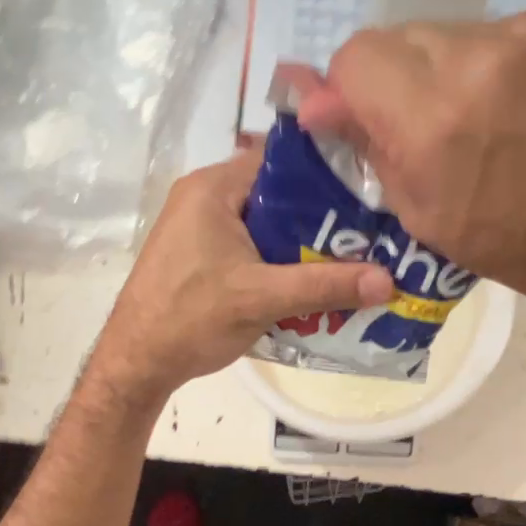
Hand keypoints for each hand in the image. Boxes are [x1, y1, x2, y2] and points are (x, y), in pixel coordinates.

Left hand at [88, 152, 395, 403]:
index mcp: (212, 187)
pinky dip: (275, 264)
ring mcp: (197, 229)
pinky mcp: (197, 258)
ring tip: (344, 265)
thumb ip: (324, 286)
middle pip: (275, 196)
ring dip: (298, 247)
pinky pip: (248, 249)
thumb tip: (389, 281)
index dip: (326, 177)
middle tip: (365, 239)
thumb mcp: (262, 298)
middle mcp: (202, 197)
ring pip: (263, 226)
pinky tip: (305, 286)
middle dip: (318, 220)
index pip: (281, 162)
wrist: (136, 363)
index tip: (368, 198)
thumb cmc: (190, 319)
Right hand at [292, 8, 525, 319]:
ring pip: (450, 32)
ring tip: (478, 118)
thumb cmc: (508, 243)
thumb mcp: (421, 213)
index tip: (364, 115)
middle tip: (422, 124)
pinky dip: (493, 64)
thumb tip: (316, 103)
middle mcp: (475, 61)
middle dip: (397, 77)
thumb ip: (370, 147)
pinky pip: (500, 32)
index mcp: (432, 121)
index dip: (350, 87)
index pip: (356, 57)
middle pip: (401, 38)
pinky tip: (518, 105)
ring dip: (445, 69)